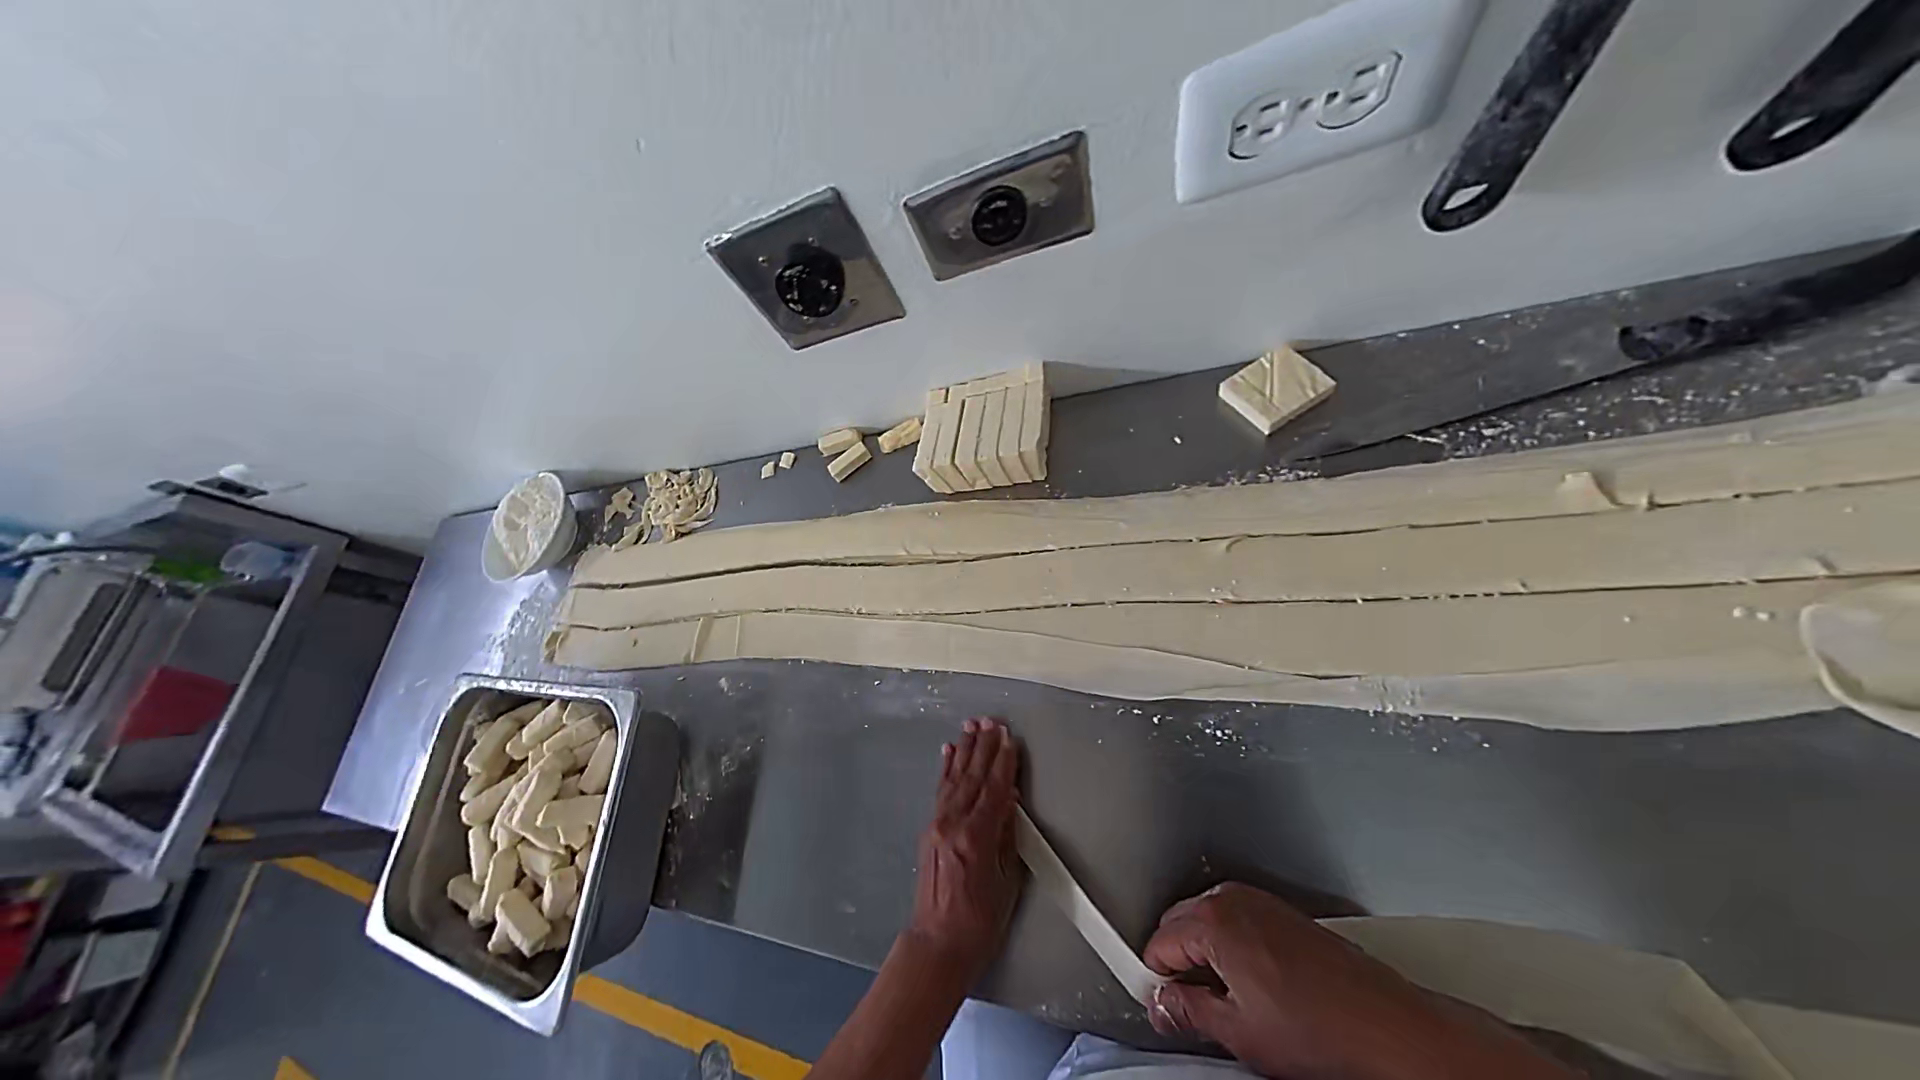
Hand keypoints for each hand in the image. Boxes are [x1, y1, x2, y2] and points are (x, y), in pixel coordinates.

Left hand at [906, 718, 1022, 980]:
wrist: (938, 942)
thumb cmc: (980, 920)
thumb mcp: (1007, 879)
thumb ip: (1007, 835)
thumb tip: (1011, 800)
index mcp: (976, 836)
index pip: (995, 788)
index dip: (1005, 762)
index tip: (1011, 739)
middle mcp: (953, 824)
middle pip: (973, 776)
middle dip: (985, 746)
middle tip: (993, 721)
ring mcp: (938, 824)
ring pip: (955, 778)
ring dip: (965, 749)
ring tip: (972, 725)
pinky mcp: (929, 829)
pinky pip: (940, 791)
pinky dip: (945, 769)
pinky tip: (948, 752)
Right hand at [1146, 884, 1572, 1079]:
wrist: (1389, 1028)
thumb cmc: (1325, 1029)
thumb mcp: (1240, 1034)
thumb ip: (1188, 1011)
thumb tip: (1164, 1003)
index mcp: (1214, 921)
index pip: (1157, 942)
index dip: (1155, 976)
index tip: (1160, 999)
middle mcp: (1234, 900)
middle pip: (1178, 922)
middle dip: (1178, 959)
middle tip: (1191, 1004)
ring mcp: (1261, 902)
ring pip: (1207, 919)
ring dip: (1205, 951)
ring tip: (1231, 998)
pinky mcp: (1283, 911)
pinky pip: (1237, 919)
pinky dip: (1233, 944)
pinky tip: (1256, 983)